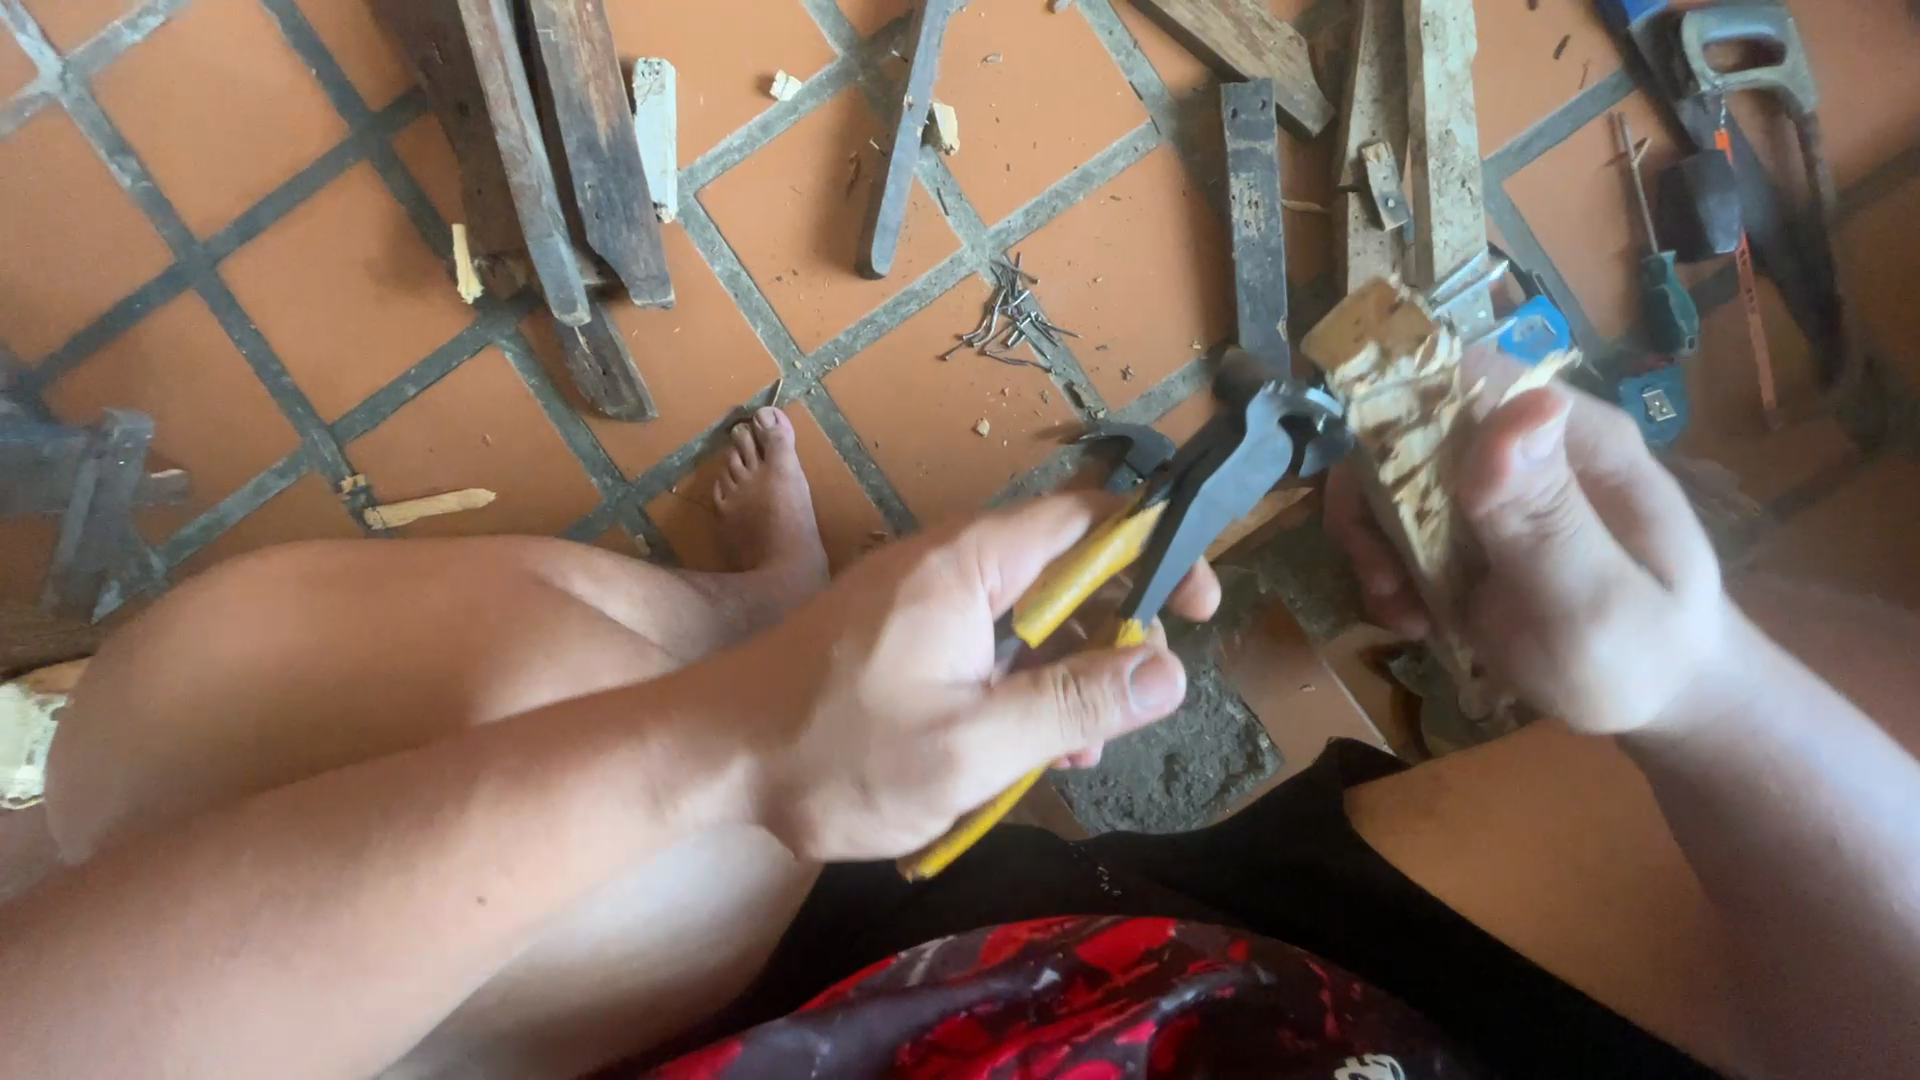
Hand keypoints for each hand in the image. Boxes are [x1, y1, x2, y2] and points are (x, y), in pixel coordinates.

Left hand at [722, 493, 1220, 861]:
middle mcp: (946, 562)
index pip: (1087, 518)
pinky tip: (1016, 744)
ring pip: (1022, 614)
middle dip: (1110, 629)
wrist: (710, 758)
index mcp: (967, 564)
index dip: (1153, 549)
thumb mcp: (971, 744)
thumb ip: (1073, 703)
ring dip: (1060, 670)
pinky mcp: (899, 632)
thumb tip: (1167, 669)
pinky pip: (980, 641)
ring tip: (1074, 747)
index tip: (1194, 604)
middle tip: (1132, 698)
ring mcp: (918, 597)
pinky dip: (1012, 682)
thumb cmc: (835, 753)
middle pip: (1060, 567)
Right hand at [1326, 347, 1735, 735]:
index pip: (1466, 379)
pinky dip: (1382, 575)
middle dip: (1370, 506)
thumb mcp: (1593, 598)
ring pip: (1382, 486)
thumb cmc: (1639, 656)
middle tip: (1382, 577)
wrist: (1649, 703)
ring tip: (1399, 610)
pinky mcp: (1458, 529)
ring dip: (1371, 549)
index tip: (1376, 495)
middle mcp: (1520, 448)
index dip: (1398, 415)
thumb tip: (1521, 408)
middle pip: (1401, 434)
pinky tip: (1411, 618)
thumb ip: (1546, 514)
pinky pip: (1388, 530)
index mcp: (1572, 439)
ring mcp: (1484, 489)